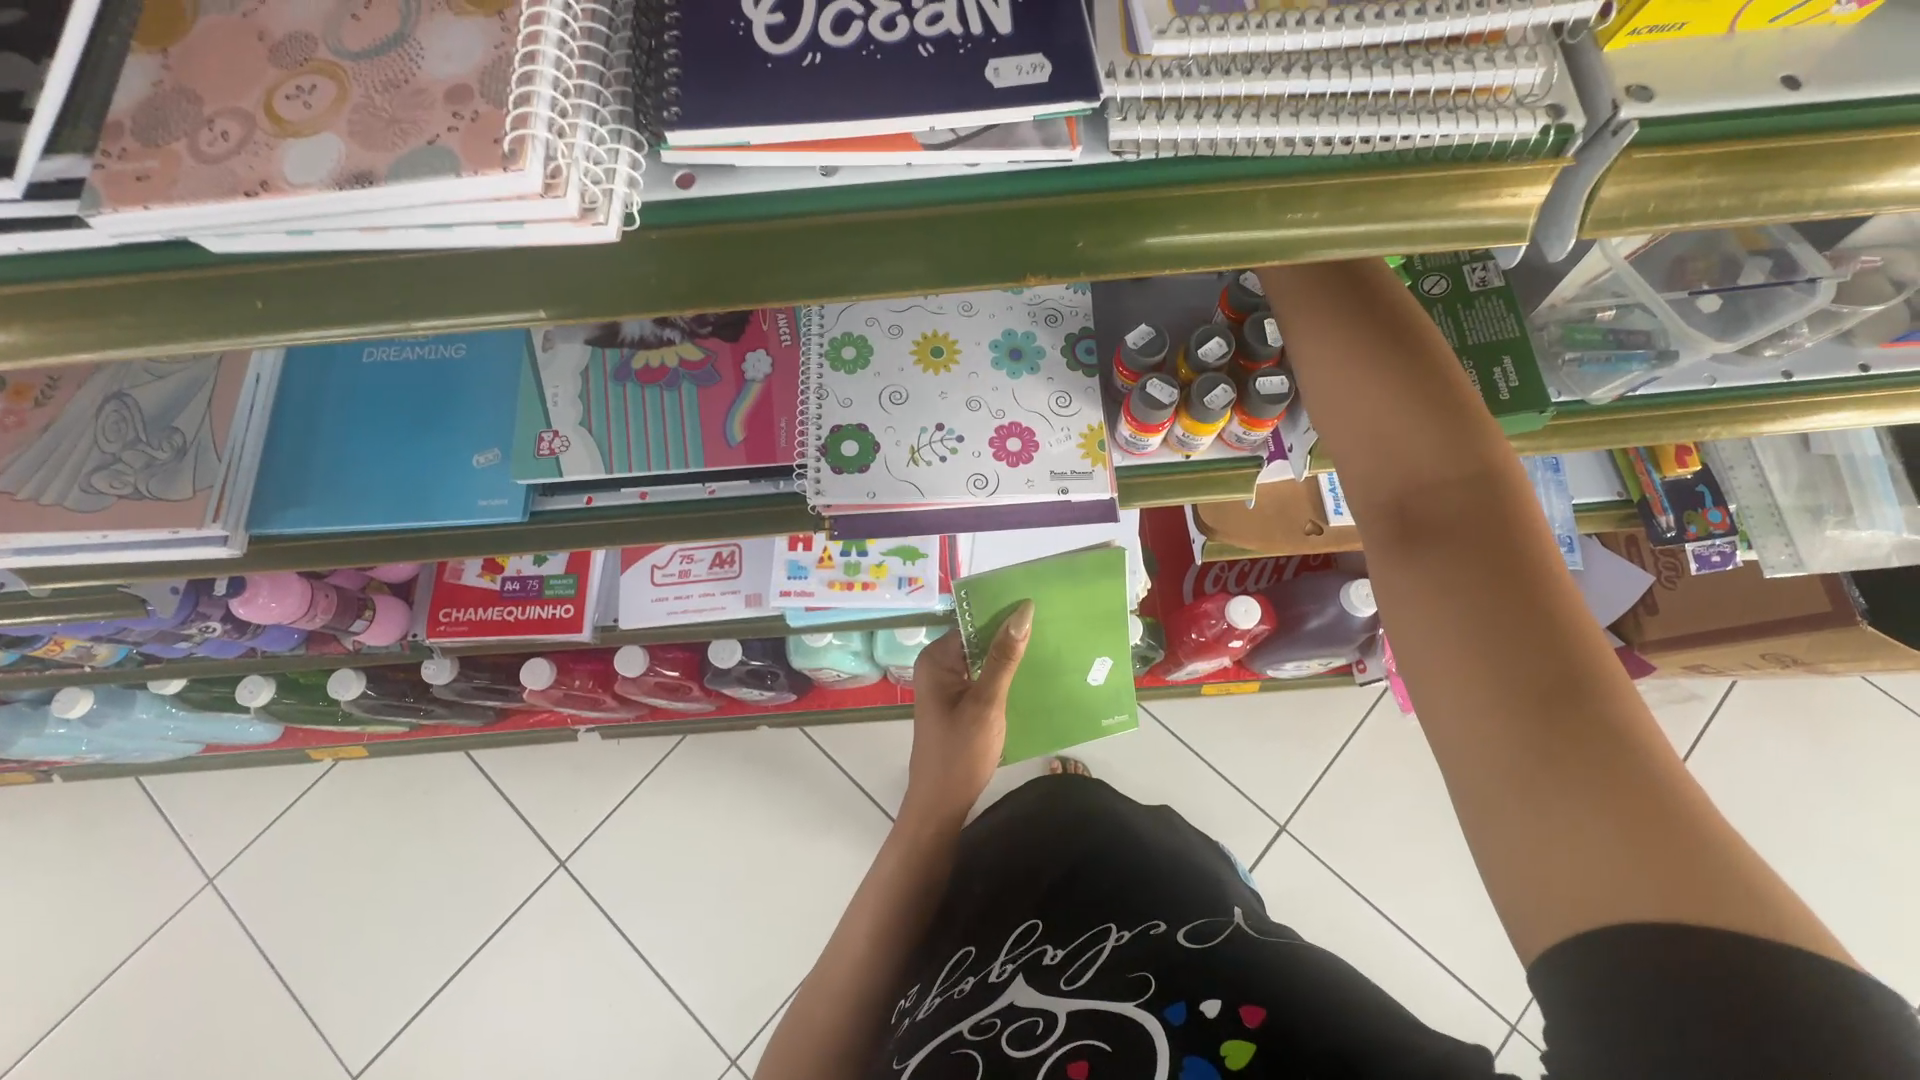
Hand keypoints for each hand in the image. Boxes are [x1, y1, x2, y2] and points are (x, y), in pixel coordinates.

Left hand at [902, 600, 1031, 826]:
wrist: (941, 803)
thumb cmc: (960, 753)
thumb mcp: (987, 703)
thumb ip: (1004, 657)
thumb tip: (1023, 611)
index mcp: (936, 658)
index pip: (973, 621)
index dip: (1005, 612)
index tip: (1041, 604)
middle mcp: (937, 664)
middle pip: (978, 637)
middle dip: (1010, 632)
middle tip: (1054, 623)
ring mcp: (946, 683)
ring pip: (983, 657)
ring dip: (1010, 654)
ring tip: (1051, 644)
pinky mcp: (957, 700)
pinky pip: (983, 675)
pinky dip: (1004, 674)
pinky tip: (1033, 674)